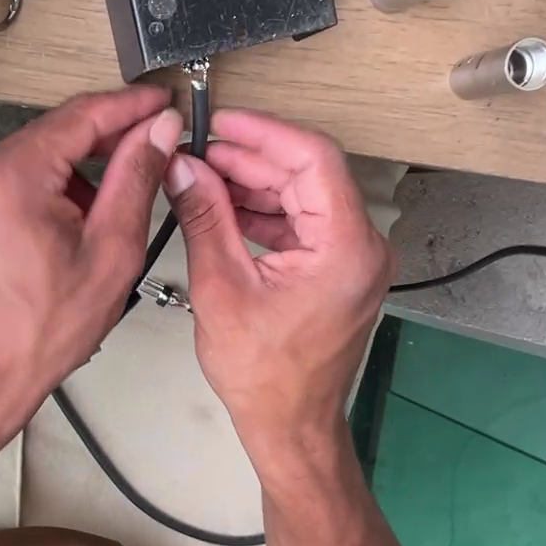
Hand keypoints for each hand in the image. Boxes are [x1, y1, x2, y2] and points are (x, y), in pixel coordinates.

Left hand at [0, 87, 182, 492]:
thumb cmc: (46, 327)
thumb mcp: (111, 250)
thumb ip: (135, 178)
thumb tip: (158, 129)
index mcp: (11, 178)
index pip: (79, 117)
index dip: (128, 107)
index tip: (161, 103)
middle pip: (55, 132)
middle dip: (106, 139)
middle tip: (153, 146)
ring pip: (36, 154)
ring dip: (77, 168)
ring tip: (109, 209)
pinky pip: (13, 176)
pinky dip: (48, 185)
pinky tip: (74, 217)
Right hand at [165, 109, 393, 481]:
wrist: (288, 424)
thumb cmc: (265, 375)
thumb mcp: (221, 288)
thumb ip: (204, 219)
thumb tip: (184, 170)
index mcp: (346, 248)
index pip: (313, 160)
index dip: (264, 133)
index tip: (223, 122)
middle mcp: (360, 247)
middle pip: (307, 174)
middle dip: (251, 159)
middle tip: (200, 150)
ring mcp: (350, 258)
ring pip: (301, 196)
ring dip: (252, 184)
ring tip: (203, 176)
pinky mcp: (334, 269)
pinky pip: (299, 223)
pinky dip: (261, 212)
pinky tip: (222, 207)